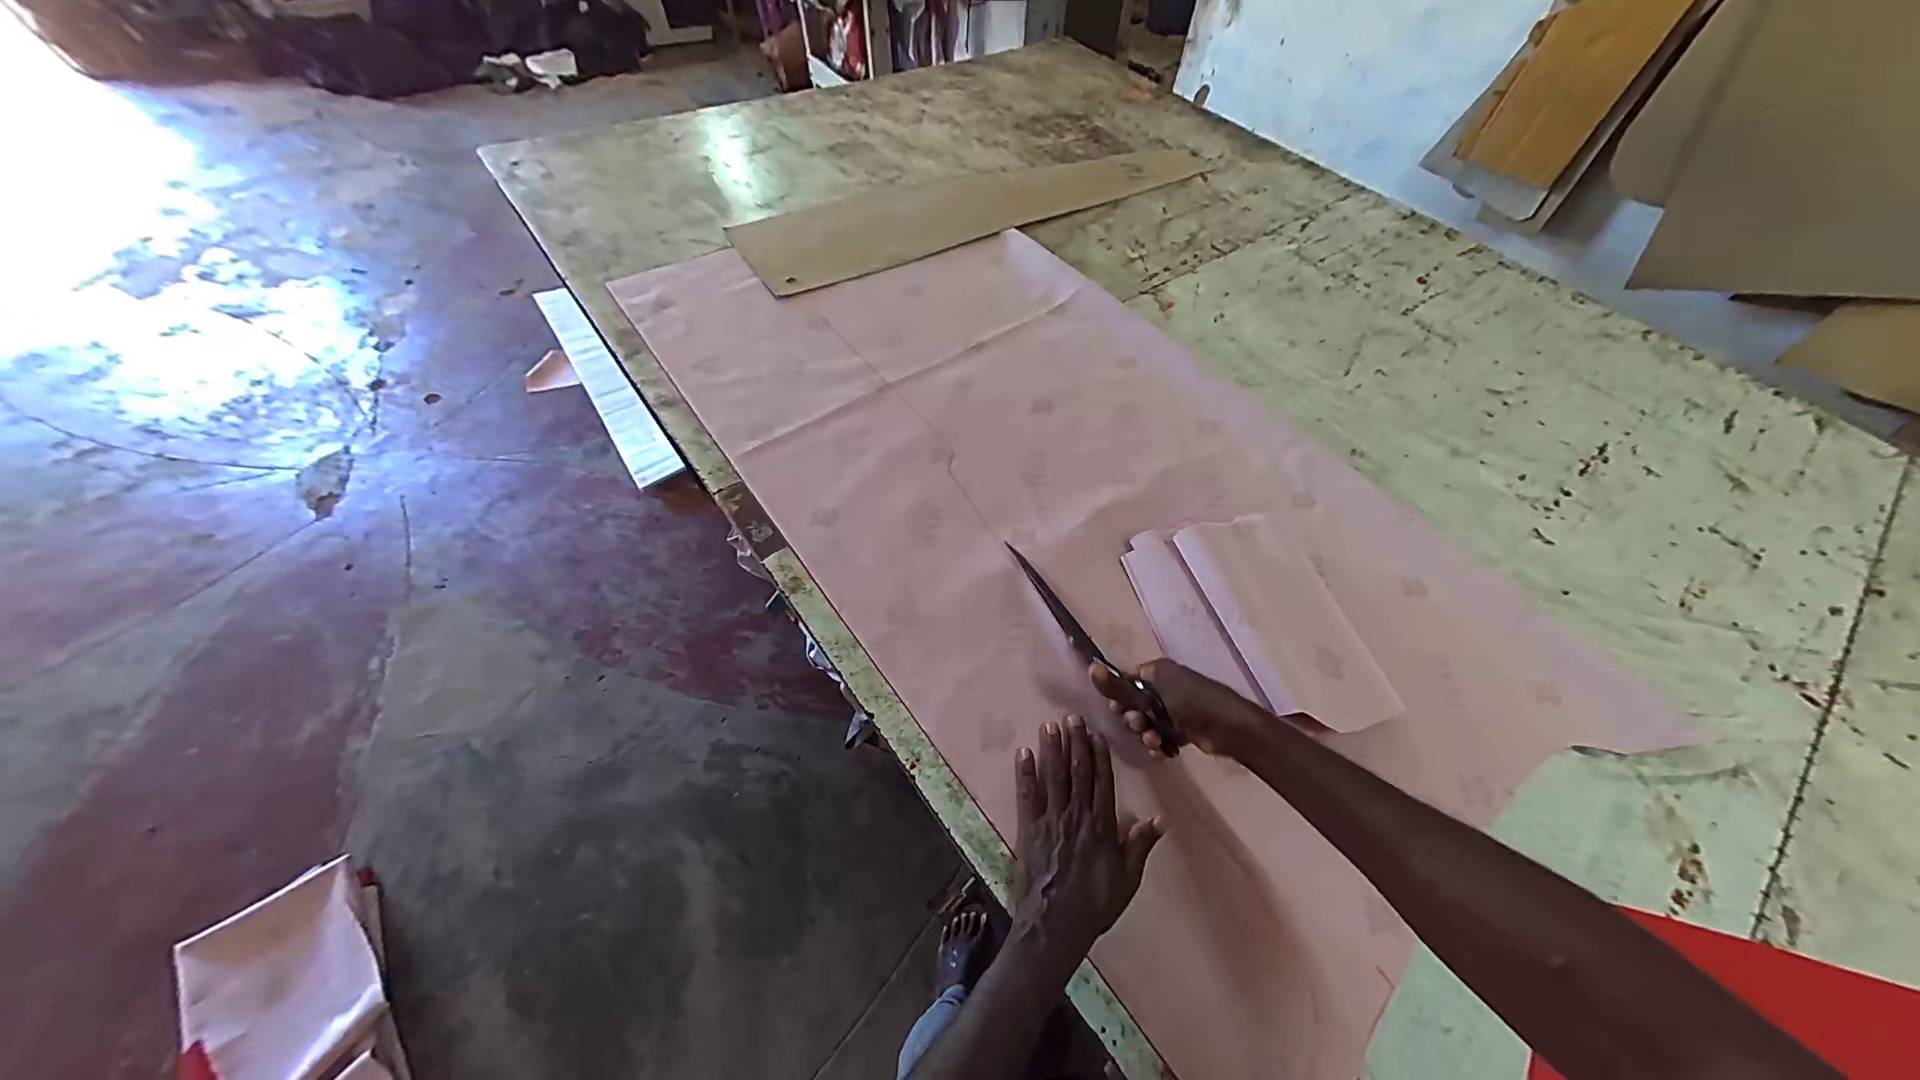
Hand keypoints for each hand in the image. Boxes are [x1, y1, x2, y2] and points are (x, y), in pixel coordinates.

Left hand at [1011, 716, 1164, 960]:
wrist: (1055, 926)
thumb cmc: (1095, 904)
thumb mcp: (1127, 879)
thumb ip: (1139, 846)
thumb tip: (1160, 820)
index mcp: (1102, 827)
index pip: (1103, 783)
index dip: (1099, 756)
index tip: (1096, 734)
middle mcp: (1077, 816)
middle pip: (1078, 772)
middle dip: (1075, 743)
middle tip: (1072, 717)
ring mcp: (1051, 820)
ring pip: (1054, 777)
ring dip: (1052, 749)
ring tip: (1051, 725)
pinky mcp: (1029, 828)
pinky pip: (1027, 795)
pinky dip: (1025, 773)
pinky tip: (1023, 752)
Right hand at [1090, 659, 1265, 757]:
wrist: (1232, 729)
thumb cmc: (1193, 704)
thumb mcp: (1153, 695)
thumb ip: (1120, 688)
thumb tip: (1091, 669)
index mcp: (1156, 672)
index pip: (1126, 681)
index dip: (1120, 697)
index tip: (1118, 711)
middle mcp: (1165, 687)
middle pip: (1135, 704)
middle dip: (1134, 719)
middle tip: (1140, 725)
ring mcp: (1175, 708)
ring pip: (1148, 723)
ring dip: (1147, 734)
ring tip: (1155, 741)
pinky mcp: (1184, 728)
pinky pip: (1162, 735)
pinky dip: (1160, 743)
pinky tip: (1162, 751)